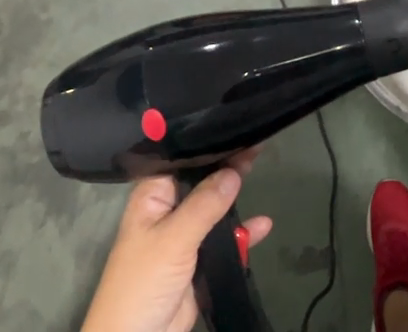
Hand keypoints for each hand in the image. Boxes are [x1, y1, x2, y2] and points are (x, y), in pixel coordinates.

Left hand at [80, 152, 272, 331]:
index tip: (233, 125)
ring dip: (236, 196)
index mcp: (153, 196)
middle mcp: (168, 210)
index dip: (206, 144)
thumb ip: (205, 205)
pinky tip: (264, 225)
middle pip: (202, 181)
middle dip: (226, 165)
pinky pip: (225, 240)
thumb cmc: (143, 281)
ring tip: (260, 167)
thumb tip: (233, 171)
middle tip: (255, 144)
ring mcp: (184, 236)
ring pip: (215, 208)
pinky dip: (243, 232)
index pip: (182, 159)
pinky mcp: (199, 261)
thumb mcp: (173, 239)